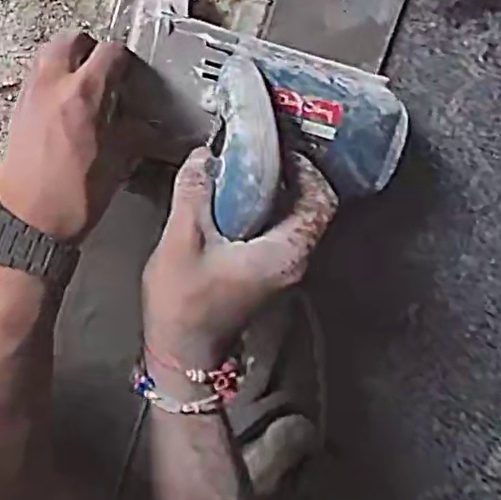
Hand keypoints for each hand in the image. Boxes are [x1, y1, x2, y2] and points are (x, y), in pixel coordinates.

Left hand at [0, 32, 141, 242]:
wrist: (27, 221)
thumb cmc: (69, 198)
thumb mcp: (117, 164)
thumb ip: (134, 135)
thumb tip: (146, 127)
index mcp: (82, 94)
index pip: (109, 52)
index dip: (124, 60)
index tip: (130, 73)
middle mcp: (51, 87)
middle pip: (70, 40)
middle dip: (89, 47)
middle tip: (103, 67)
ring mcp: (30, 97)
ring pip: (46, 55)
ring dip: (65, 59)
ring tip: (82, 82)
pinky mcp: (17, 112)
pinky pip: (34, 79)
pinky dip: (49, 79)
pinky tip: (62, 104)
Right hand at [141, 148, 337, 364]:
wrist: (180, 350)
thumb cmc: (184, 300)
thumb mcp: (183, 239)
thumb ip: (194, 192)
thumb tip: (204, 154)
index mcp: (285, 253)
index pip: (320, 203)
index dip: (308, 170)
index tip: (282, 149)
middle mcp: (292, 262)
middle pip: (310, 210)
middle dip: (291, 177)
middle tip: (259, 153)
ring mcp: (280, 272)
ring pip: (293, 222)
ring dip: (275, 193)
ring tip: (243, 170)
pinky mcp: (263, 275)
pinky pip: (276, 233)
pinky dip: (263, 211)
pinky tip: (231, 200)